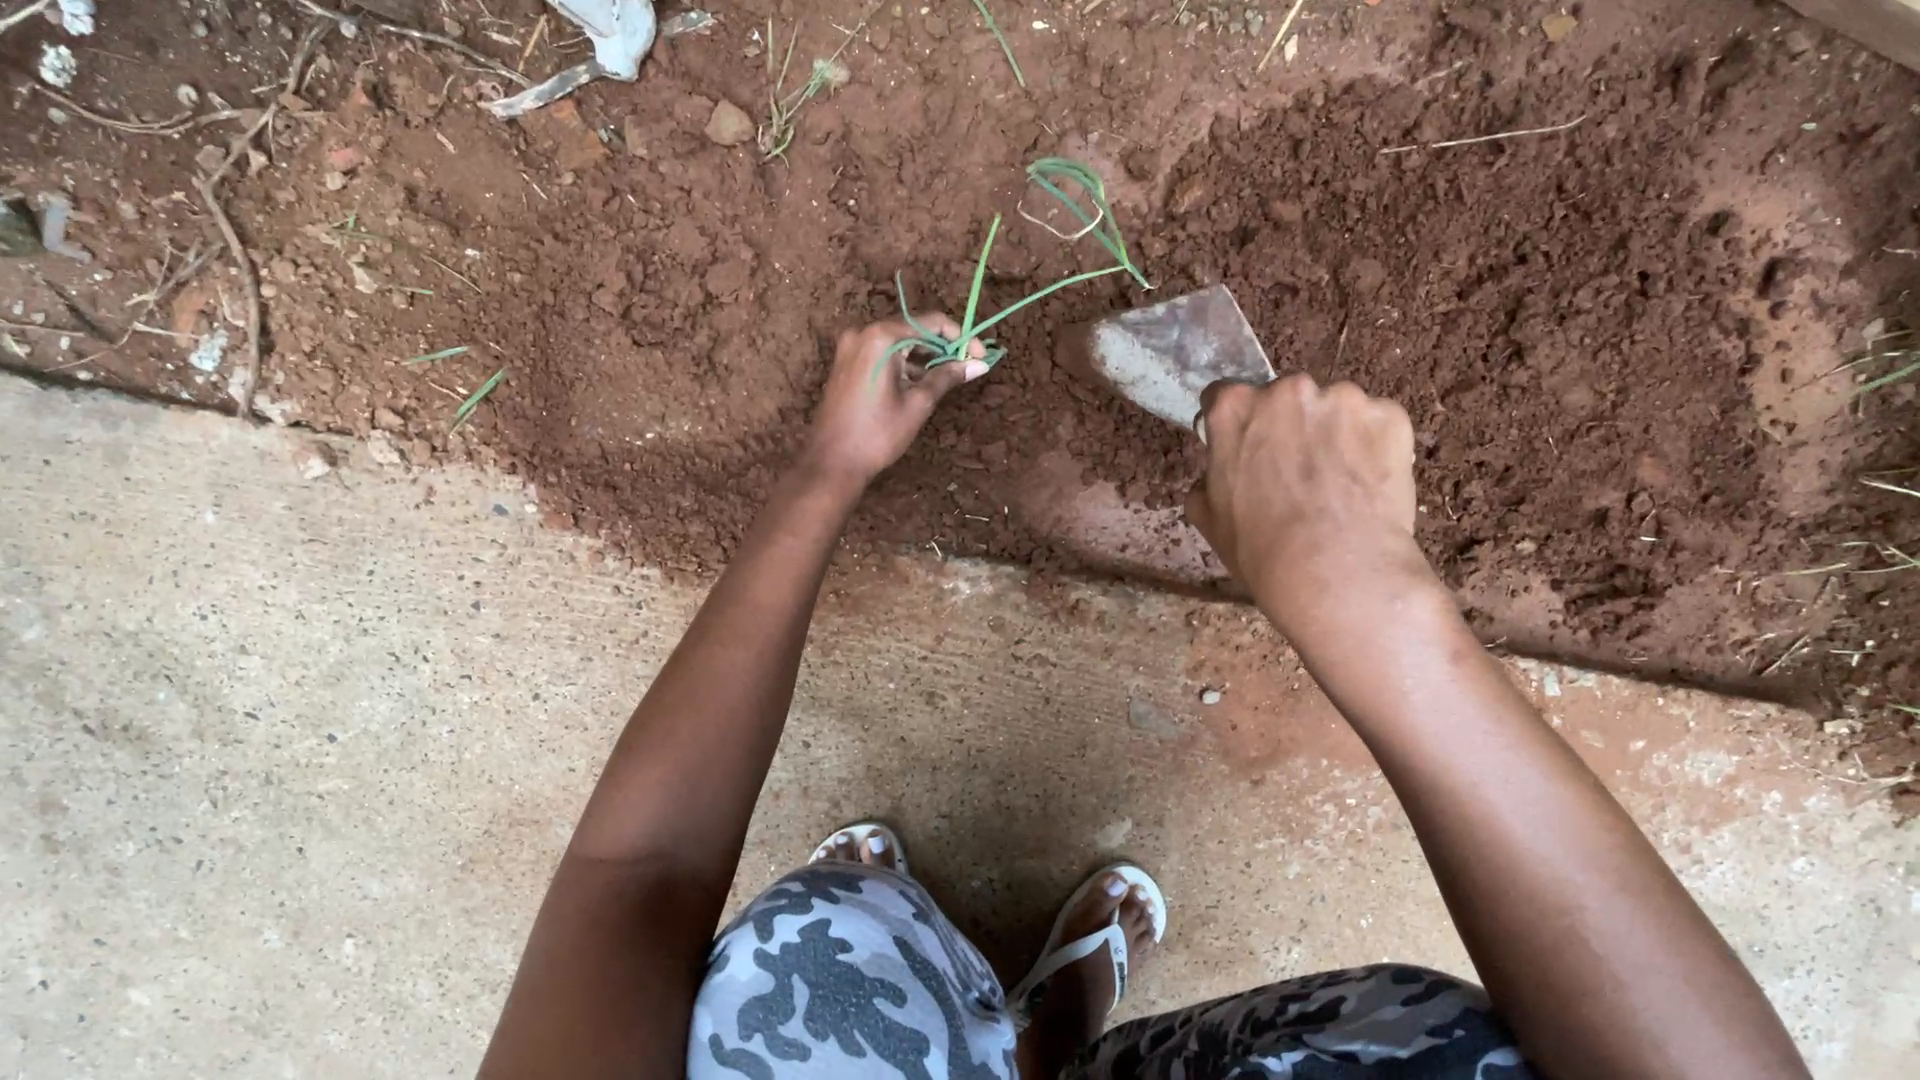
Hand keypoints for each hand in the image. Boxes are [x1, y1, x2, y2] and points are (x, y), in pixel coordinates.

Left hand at [803, 315, 988, 486]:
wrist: (831, 462)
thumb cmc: (877, 434)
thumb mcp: (917, 404)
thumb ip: (947, 377)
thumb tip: (978, 364)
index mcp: (881, 337)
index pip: (931, 323)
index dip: (960, 337)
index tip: (980, 356)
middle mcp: (863, 333)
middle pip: (913, 329)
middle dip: (943, 347)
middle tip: (967, 367)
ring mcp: (851, 348)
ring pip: (898, 342)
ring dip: (924, 356)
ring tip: (948, 378)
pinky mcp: (846, 363)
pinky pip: (882, 353)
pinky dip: (903, 363)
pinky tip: (921, 382)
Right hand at [1185, 375, 1429, 630]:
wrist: (1334, 572)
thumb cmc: (1260, 547)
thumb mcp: (1206, 515)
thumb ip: (1209, 475)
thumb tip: (1221, 470)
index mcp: (1235, 407)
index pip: (1225, 397)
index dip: (1234, 426)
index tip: (1244, 448)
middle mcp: (1288, 389)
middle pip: (1285, 399)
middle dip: (1287, 426)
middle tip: (1293, 473)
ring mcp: (1344, 399)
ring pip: (1334, 410)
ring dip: (1333, 435)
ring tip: (1336, 486)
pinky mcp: (1391, 417)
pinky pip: (1377, 425)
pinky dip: (1373, 448)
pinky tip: (1365, 487)